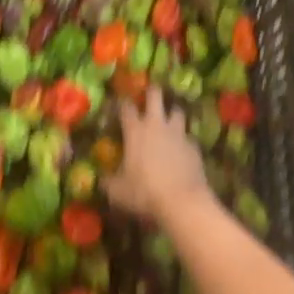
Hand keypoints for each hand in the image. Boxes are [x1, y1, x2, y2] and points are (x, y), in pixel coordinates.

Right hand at [104, 87, 210, 222]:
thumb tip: (100, 180)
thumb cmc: (145, 192)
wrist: (182, 201)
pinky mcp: (194, 146)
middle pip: (156, 96)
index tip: (120, 101)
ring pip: (177, 111)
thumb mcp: (118, 192)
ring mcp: (178, 133)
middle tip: (150, 93)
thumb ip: (108, 182)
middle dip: (152, 92)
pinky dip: (185, 140)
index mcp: (135, 131)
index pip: (126, 107)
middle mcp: (157, 125)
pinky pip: (189, 137)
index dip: (122, 102)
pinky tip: (183, 149)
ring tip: (170, 118)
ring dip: (173, 113)